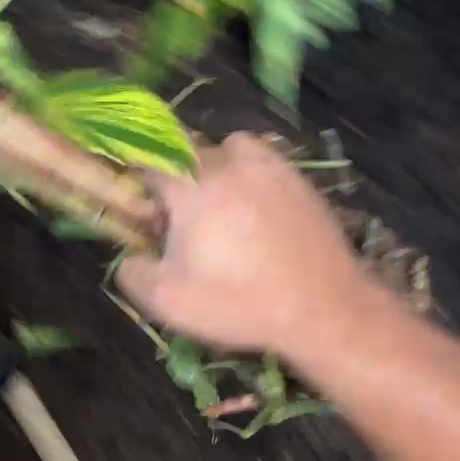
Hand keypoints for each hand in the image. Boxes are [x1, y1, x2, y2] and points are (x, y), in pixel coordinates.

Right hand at [117, 133, 379, 355]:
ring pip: (229, 146)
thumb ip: (132, 272)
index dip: (140, 183)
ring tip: (221, 201)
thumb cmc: (240, 302)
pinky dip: (252, 173)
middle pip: (186, 150)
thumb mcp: (167, 300)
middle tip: (183, 218)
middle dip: (176, 177)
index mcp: (191, 187)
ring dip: (217, 164)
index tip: (147, 211)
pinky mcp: (301, 183)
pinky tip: (256, 208)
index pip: (148, 160)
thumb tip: (130, 257)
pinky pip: (265, 160)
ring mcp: (269, 170)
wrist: (328, 314)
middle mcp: (228, 166)